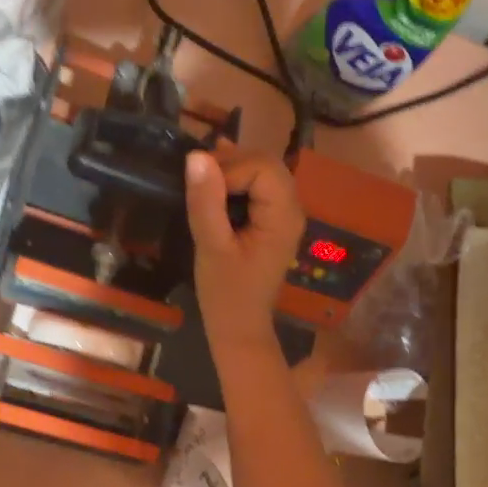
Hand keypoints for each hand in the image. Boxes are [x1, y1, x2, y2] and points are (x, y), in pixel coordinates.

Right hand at [184, 145, 306, 349]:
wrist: (239, 329)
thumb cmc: (225, 294)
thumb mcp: (211, 247)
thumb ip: (206, 203)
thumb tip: (196, 157)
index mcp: (283, 215)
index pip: (261, 166)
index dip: (229, 168)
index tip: (201, 190)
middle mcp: (291, 209)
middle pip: (265, 164)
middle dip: (231, 164)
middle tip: (197, 181)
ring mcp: (283, 216)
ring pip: (261, 173)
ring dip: (231, 172)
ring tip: (202, 184)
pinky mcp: (271, 223)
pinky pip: (257, 190)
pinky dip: (235, 184)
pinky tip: (213, 190)